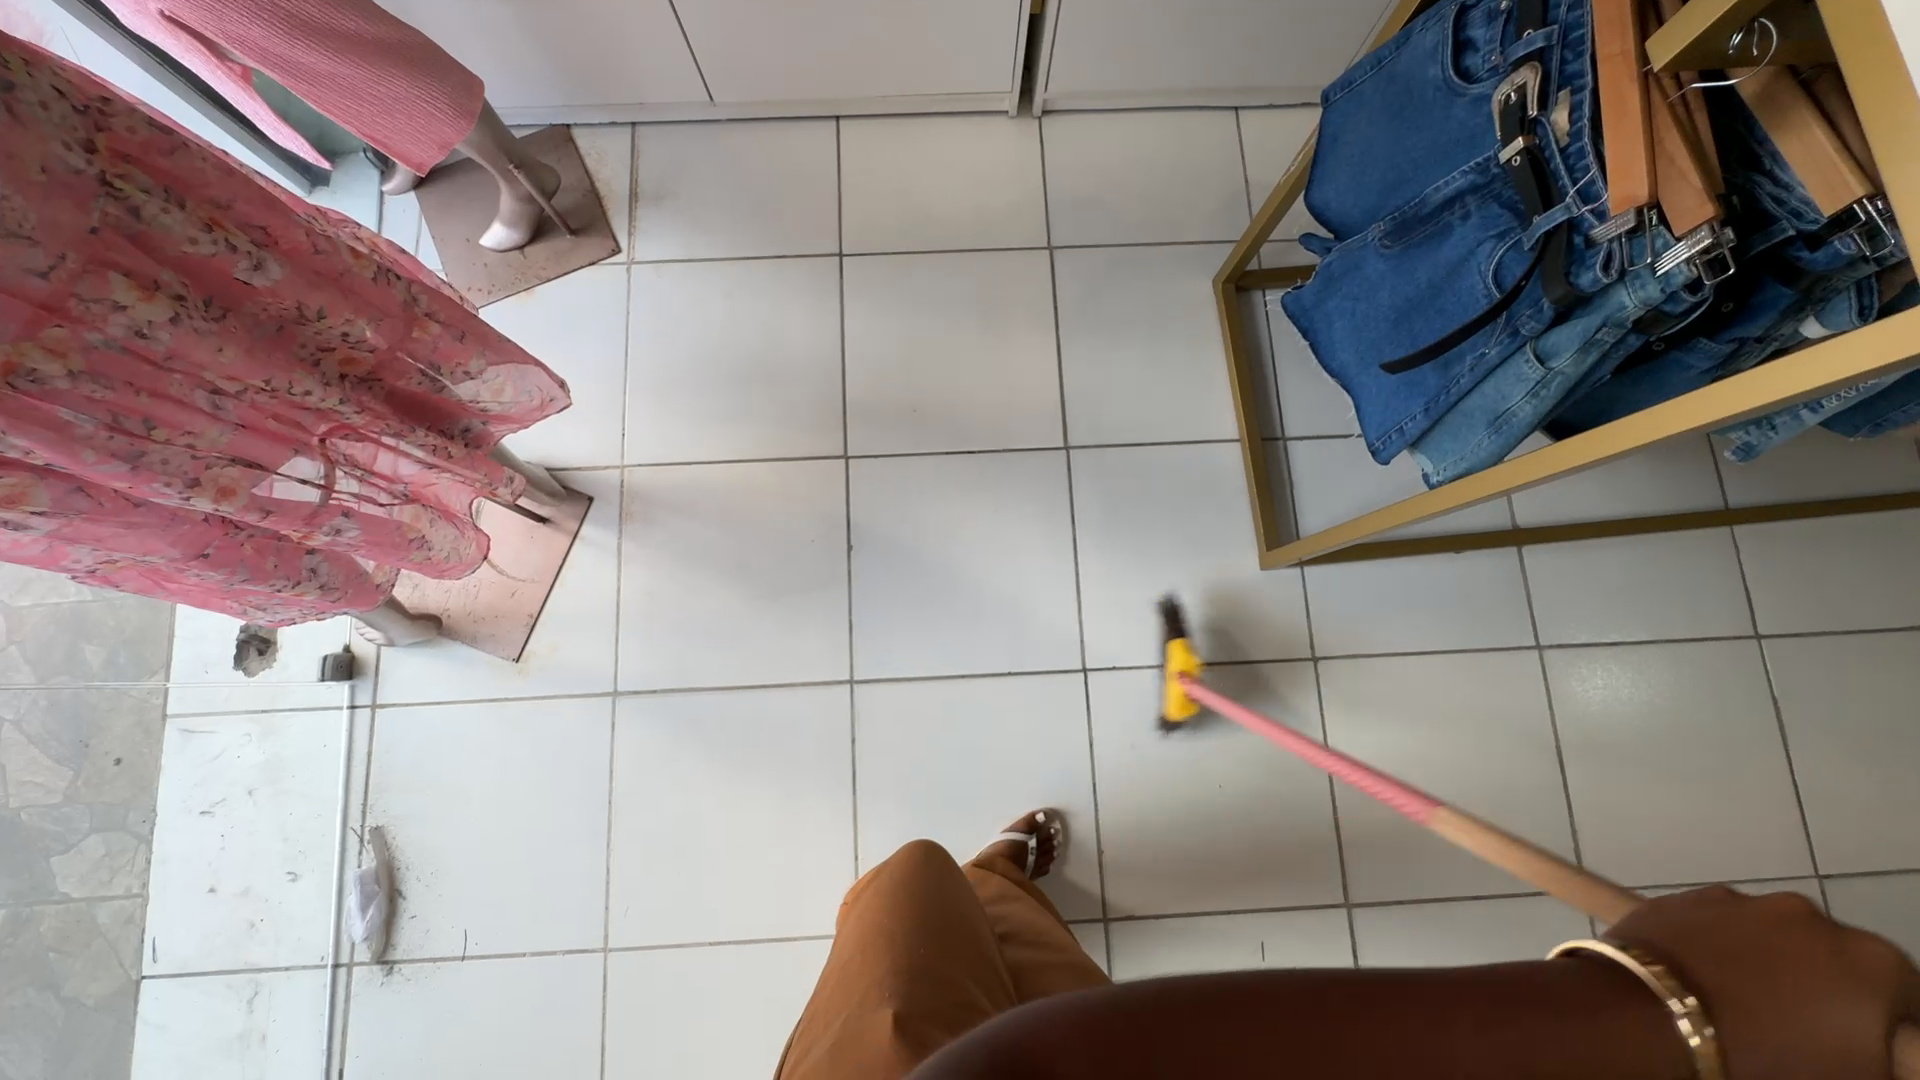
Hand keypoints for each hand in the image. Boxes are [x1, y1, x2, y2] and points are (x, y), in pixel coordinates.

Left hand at [1608, 886, 1919, 1079]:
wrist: (1655, 1015)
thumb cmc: (1773, 1054)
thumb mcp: (1856, 1071)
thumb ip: (1880, 1052)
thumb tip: (1864, 1035)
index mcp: (1872, 959)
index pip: (1901, 995)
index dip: (1885, 1024)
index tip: (1859, 1044)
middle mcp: (1805, 914)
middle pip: (1828, 957)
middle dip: (1820, 986)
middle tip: (1797, 1025)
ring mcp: (1735, 899)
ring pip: (1765, 937)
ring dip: (1764, 962)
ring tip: (1741, 1002)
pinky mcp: (1679, 898)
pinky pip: (1711, 927)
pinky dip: (1714, 947)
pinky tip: (1702, 979)